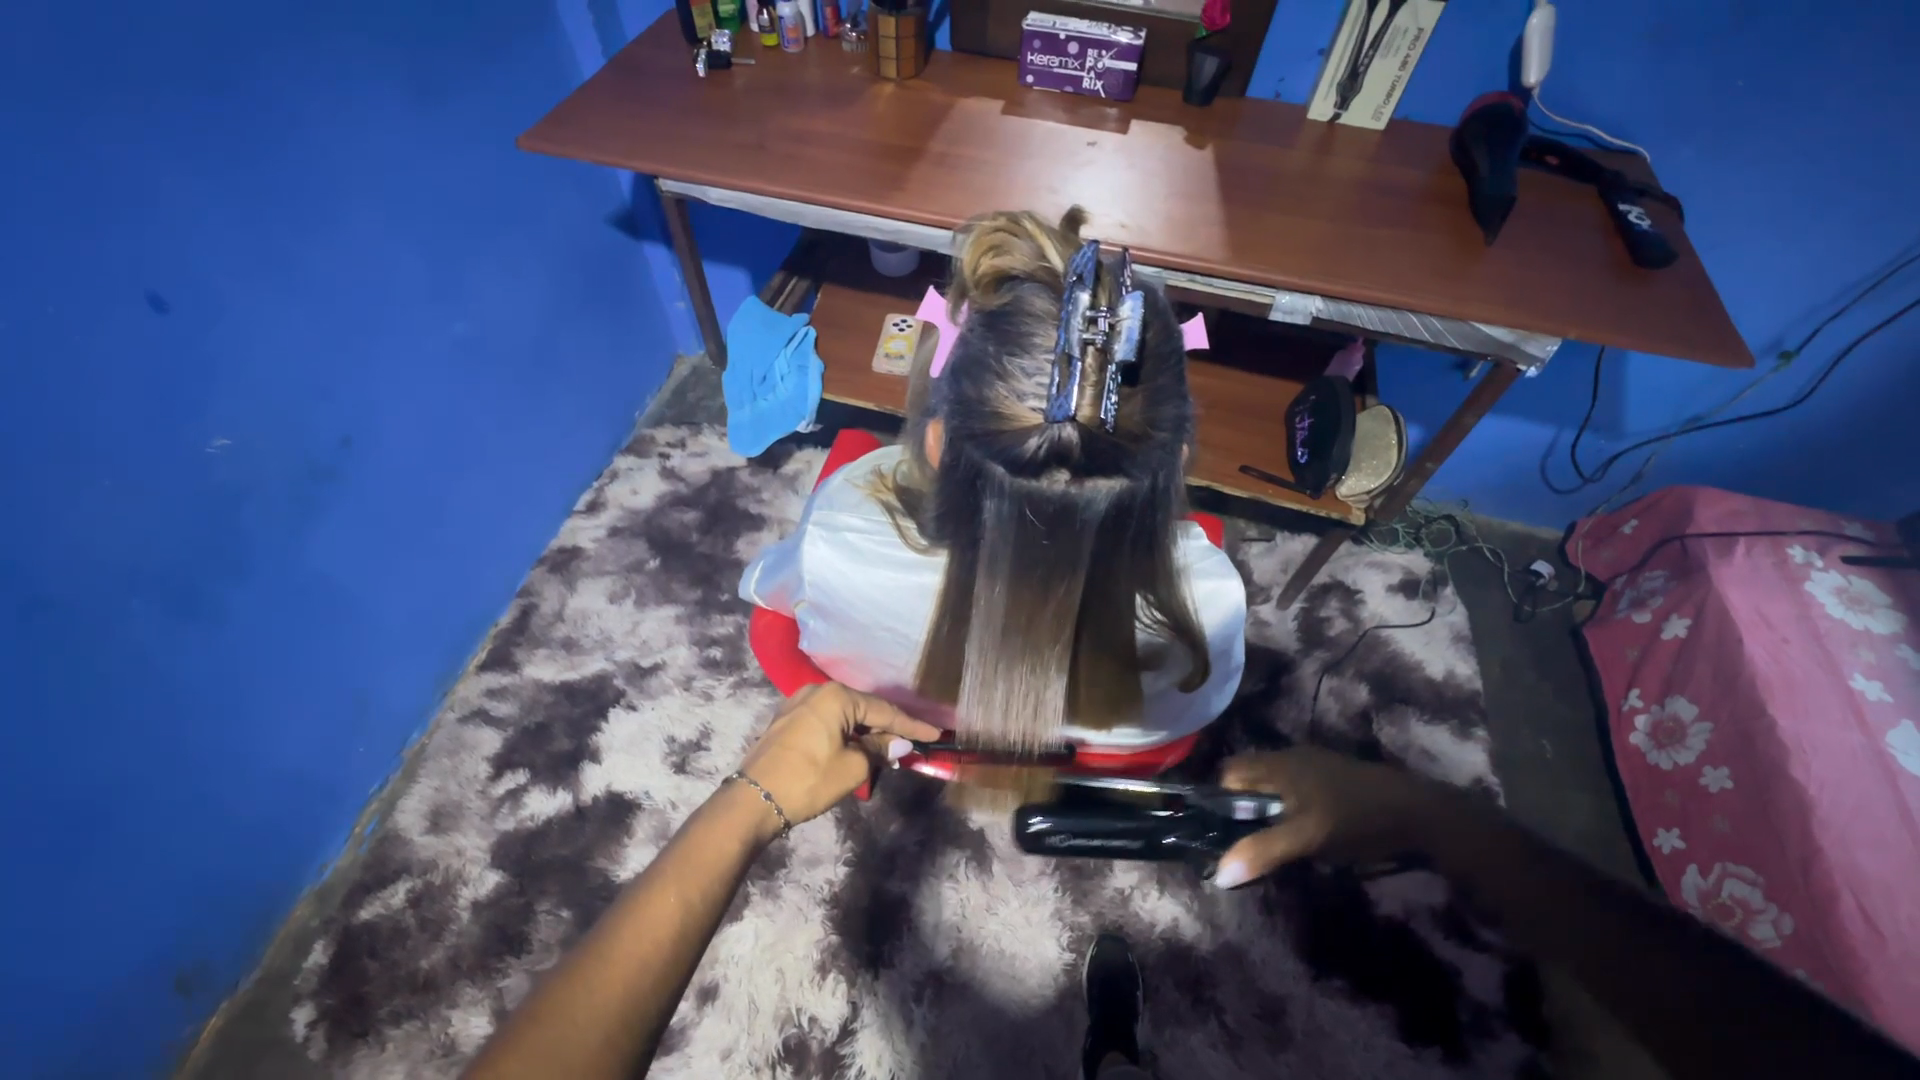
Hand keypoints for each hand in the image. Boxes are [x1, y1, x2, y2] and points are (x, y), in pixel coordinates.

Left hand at [734, 683, 941, 836]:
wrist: (753, 800)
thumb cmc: (808, 780)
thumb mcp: (853, 768)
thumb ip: (879, 750)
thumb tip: (899, 744)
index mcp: (836, 696)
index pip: (884, 710)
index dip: (911, 725)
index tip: (935, 733)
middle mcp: (817, 690)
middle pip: (863, 708)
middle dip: (888, 726)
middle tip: (913, 740)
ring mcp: (798, 703)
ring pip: (844, 714)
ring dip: (866, 731)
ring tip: (889, 746)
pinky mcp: (787, 720)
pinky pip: (827, 720)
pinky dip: (845, 732)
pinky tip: (858, 745)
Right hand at [1209, 746, 1452, 887]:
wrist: (1422, 814)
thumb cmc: (1356, 819)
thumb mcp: (1307, 839)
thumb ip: (1262, 852)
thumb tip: (1219, 874)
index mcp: (1278, 763)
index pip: (1228, 772)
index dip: (1219, 799)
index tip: (1222, 832)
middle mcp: (1290, 758)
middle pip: (1250, 779)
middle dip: (1244, 809)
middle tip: (1248, 843)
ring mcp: (1314, 767)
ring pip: (1274, 786)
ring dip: (1268, 812)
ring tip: (1274, 844)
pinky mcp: (1333, 780)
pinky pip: (1295, 791)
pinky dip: (1289, 810)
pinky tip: (1303, 835)